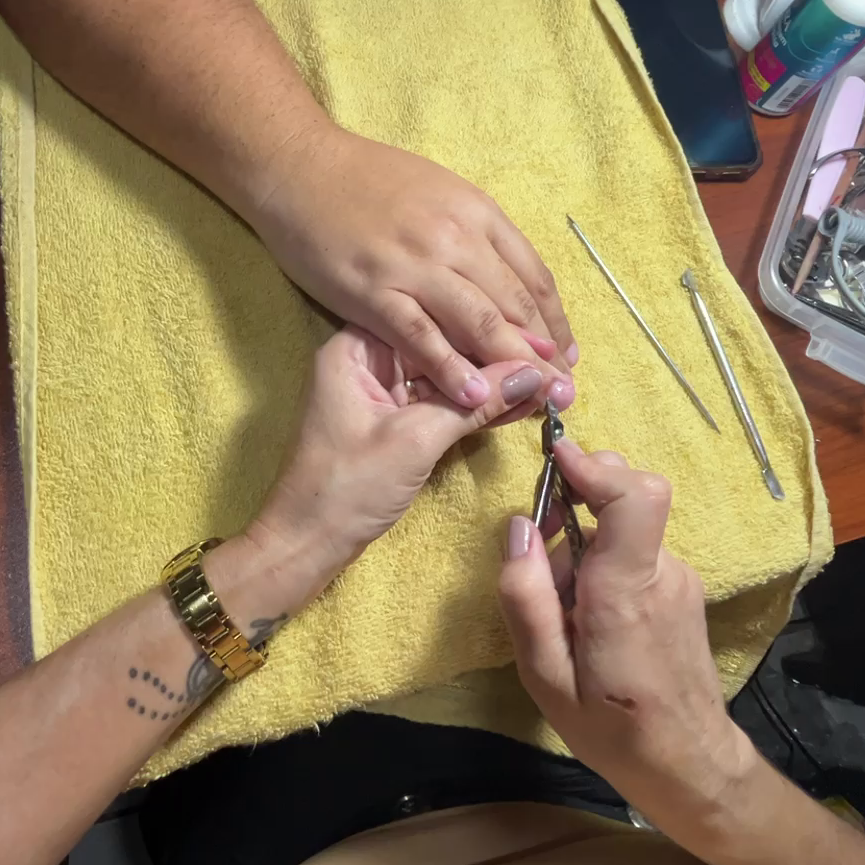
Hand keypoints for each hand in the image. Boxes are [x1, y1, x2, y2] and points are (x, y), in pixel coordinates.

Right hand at [247, 126, 576, 411]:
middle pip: (515, 305)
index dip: (555, 323)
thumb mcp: (438, 191)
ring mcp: (415, 265)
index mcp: (476, 212)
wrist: (299, 167)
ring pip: (479, 322)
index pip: (533, 277)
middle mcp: (456, 238)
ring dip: (512, 366)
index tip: (565, 355)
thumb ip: (473, 233)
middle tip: (562, 393)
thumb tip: (505, 278)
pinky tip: (473, 395)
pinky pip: (422, 336)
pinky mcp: (374, 291)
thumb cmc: (365, 178)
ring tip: (533, 403)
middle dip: (545, 354)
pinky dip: (451, 368)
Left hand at [248, 326, 548, 597]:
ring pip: (448, 374)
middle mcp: (369, 358)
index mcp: (358, 347)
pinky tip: (519, 405)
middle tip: (557, 367)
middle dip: (499, 359)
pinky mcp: (393, 416)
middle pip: (444, 345)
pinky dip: (476, 406)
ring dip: (494, 385)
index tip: (543, 344)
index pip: (433, 321)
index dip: (490, 330)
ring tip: (550, 388)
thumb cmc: (347, 487)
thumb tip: (534, 374)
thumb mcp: (415, 440)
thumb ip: (474, 404)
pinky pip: (442, 400)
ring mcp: (382, 388)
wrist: (307, 543)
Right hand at [497, 440, 755, 815]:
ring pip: (617, 527)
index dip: (593, 466)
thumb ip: (525, 597)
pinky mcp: (679, 583)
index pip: (635, 497)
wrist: (690, 764)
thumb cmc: (610, 727)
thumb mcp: (543, 676)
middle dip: (571, 505)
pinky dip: (599, 560)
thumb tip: (519, 526)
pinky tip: (587, 613)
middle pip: (622, 497)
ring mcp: (678, 574)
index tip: (555, 456)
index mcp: (626, 590)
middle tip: (539, 557)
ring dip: (580, 546)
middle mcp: (661, 570)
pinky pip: (630, 547)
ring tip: (562, 608)